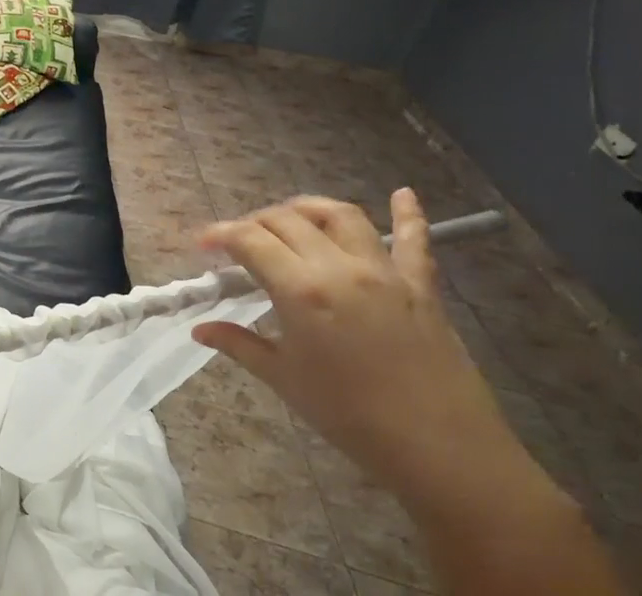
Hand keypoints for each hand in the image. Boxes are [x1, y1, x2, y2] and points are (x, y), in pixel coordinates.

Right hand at [190, 191, 524, 511]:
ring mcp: (385, 273)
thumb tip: (201, 329)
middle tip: (238, 243)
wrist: (440, 448)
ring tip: (288, 217)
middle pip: (288, 221)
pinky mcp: (421, 287)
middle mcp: (340, 268)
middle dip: (254, 223)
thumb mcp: (284, 379)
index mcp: (301, 290)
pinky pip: (414, 242)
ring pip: (340, 216)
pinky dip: (408, 214)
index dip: (219, 235)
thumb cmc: (349, 416)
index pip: (249, 240)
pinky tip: (403, 193)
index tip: (201, 246)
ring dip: (308, 209)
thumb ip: (240, 344)